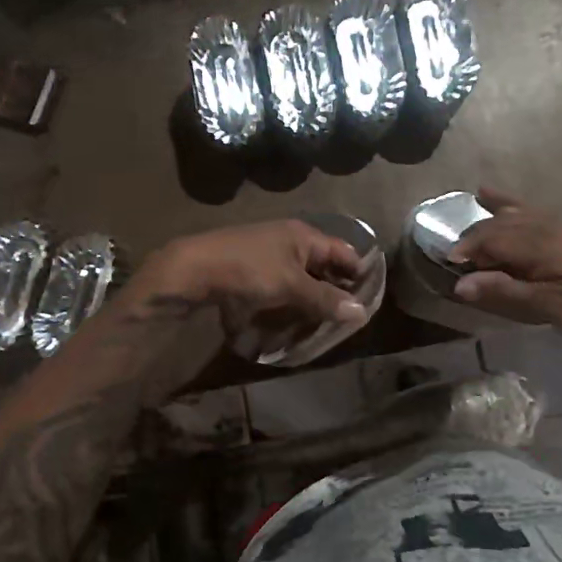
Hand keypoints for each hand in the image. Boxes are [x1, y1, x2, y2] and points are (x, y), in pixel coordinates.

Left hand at [128, 220, 367, 331]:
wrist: (192, 270)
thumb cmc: (248, 270)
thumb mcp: (291, 285)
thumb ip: (325, 299)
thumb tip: (361, 312)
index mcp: (303, 236)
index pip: (343, 251)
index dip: (359, 273)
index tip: (369, 301)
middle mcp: (286, 241)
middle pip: (321, 266)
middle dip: (334, 291)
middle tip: (346, 319)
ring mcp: (265, 257)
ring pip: (298, 280)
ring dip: (309, 301)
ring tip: (321, 326)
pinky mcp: (247, 274)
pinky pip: (276, 290)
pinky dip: (285, 304)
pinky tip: (287, 323)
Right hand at [449, 188, 561, 339]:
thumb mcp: (551, 307)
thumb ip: (505, 291)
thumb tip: (460, 284)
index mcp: (539, 243)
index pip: (489, 238)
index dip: (465, 249)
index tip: (447, 263)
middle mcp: (548, 223)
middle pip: (500, 222)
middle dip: (475, 235)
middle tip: (460, 255)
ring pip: (518, 211)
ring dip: (493, 214)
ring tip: (474, 208)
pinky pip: (536, 208)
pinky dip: (514, 203)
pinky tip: (505, 200)